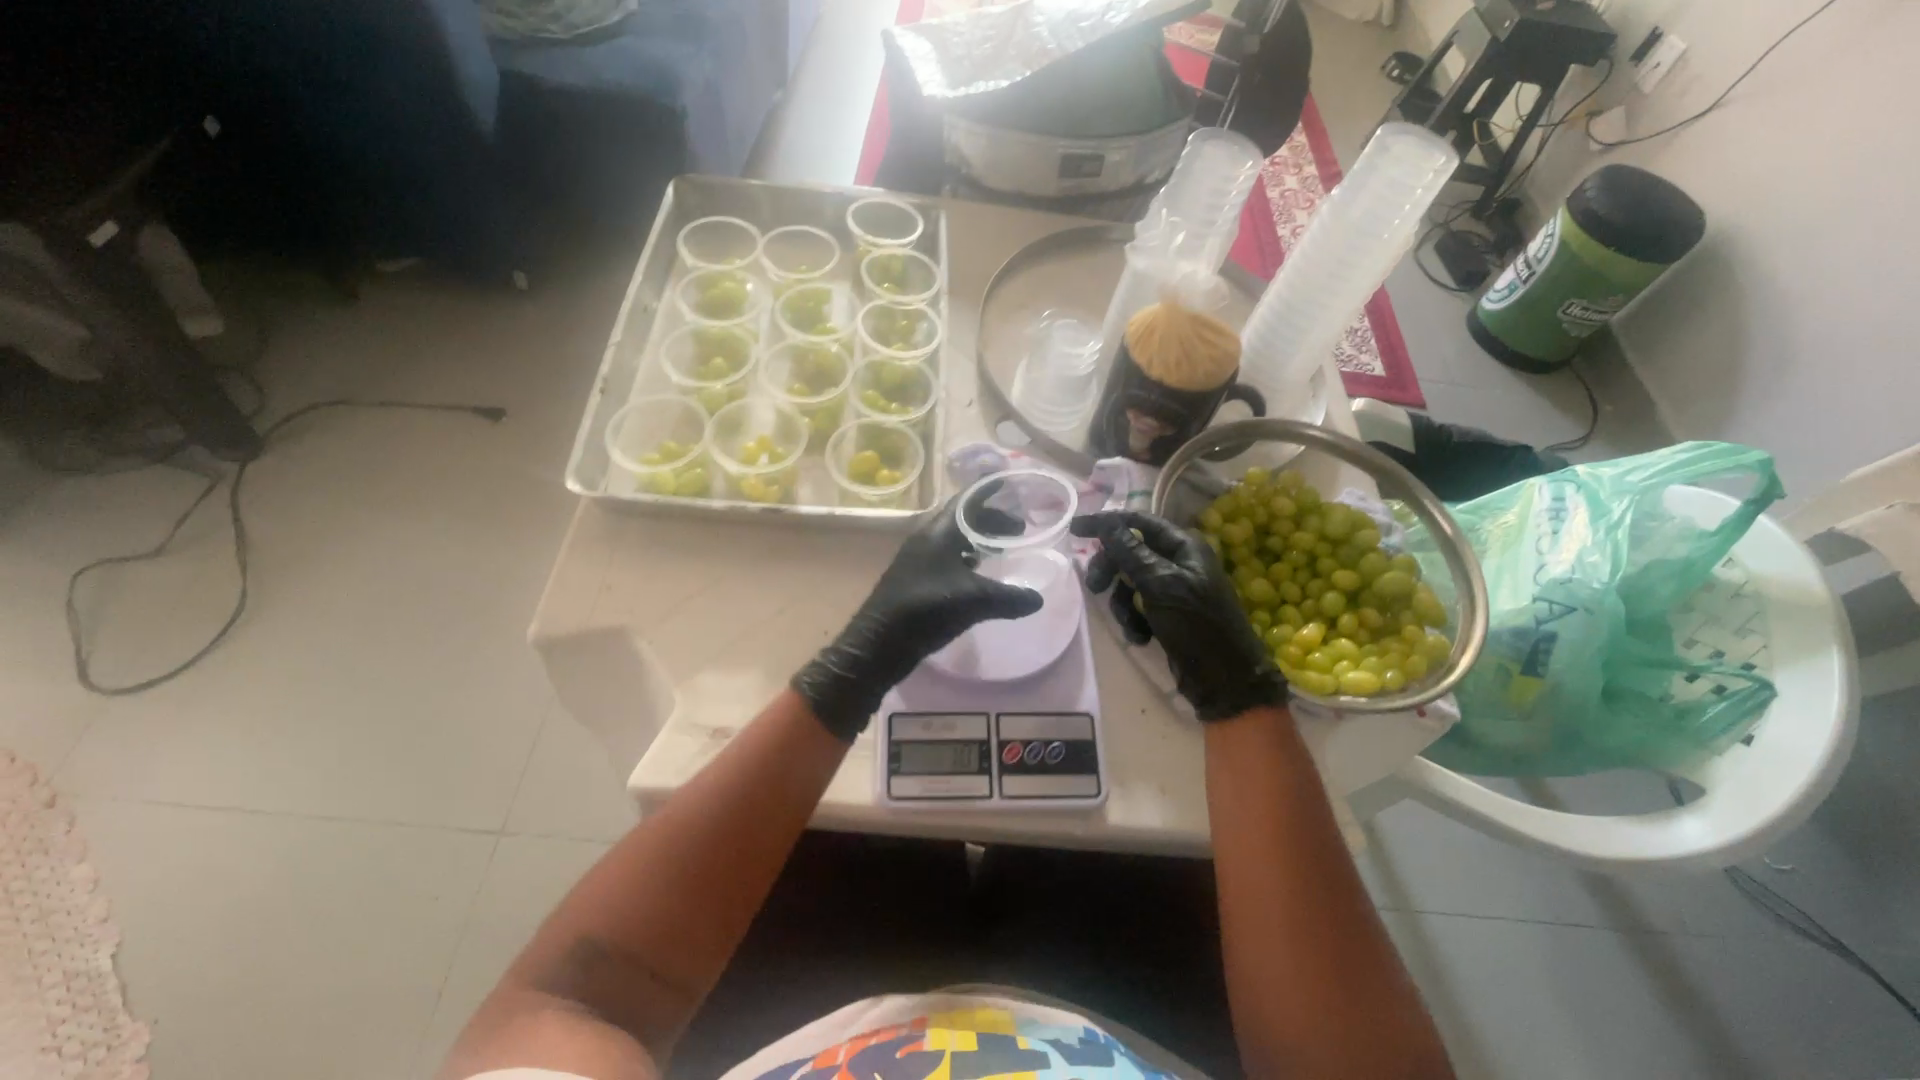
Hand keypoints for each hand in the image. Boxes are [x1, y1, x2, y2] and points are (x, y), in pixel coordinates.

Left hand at [793, 495, 1043, 739]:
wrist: (879, 643)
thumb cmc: (925, 610)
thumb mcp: (973, 601)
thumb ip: (1008, 598)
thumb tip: (1037, 599)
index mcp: (938, 533)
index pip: (967, 500)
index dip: (988, 492)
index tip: (1009, 485)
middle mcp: (926, 540)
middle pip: (962, 519)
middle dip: (991, 520)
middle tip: (1018, 530)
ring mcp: (918, 561)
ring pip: (953, 540)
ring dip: (977, 540)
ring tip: (1001, 551)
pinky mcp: (915, 581)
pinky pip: (946, 559)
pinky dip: (965, 560)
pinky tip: (978, 577)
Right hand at [1073, 510, 1286, 721]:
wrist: (1223, 678)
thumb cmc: (1197, 625)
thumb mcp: (1161, 584)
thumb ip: (1131, 552)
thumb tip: (1107, 524)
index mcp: (1184, 546)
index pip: (1138, 521)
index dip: (1106, 523)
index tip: (1075, 529)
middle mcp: (1178, 561)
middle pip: (1129, 552)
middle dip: (1111, 569)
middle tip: (1095, 586)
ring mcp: (1172, 588)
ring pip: (1129, 582)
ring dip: (1123, 603)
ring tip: (1131, 624)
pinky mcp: (1166, 613)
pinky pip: (1137, 606)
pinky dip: (1133, 620)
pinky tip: (1142, 636)